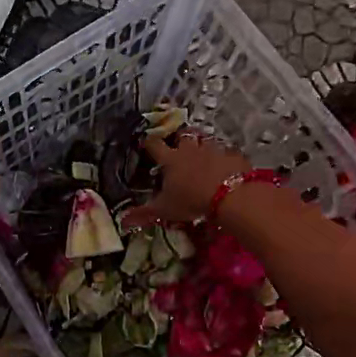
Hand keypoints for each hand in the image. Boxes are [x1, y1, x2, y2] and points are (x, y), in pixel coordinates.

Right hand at [124, 134, 251, 227]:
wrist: (231, 196)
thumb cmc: (191, 200)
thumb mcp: (164, 209)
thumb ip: (144, 213)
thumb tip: (121, 221)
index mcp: (170, 160)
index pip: (154, 144)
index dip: (150, 142)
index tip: (147, 141)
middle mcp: (190, 149)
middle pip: (183, 134)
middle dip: (180, 137)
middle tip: (179, 143)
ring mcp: (214, 149)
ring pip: (206, 139)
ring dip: (203, 144)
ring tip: (203, 152)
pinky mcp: (234, 155)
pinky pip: (228, 150)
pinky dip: (224, 155)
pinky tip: (225, 162)